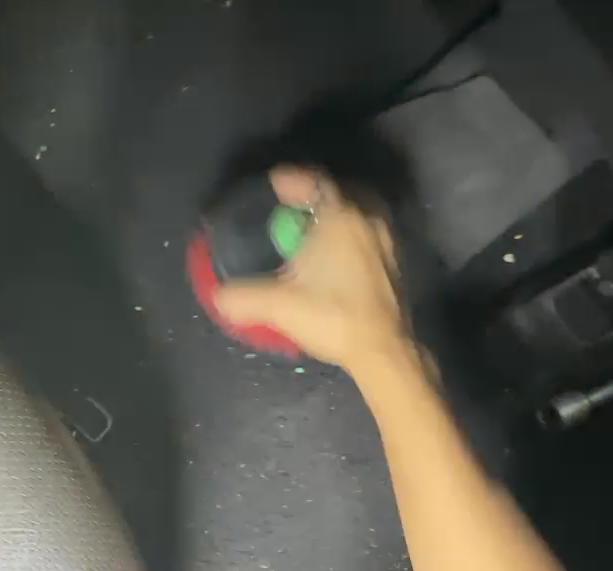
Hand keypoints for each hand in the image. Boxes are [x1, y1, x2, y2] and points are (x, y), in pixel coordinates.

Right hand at [214, 167, 416, 377]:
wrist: (382, 349)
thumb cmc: (332, 317)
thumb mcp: (279, 307)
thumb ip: (244, 297)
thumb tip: (218, 295)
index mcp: (339, 218)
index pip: (314, 183)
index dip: (292, 179)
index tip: (274, 183)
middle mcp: (367, 218)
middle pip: (339, 191)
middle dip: (314, 195)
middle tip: (292, 208)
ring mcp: (385, 238)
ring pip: (357, 210)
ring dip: (334, 213)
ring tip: (313, 229)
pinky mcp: (393, 260)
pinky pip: (367, 231)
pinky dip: (349, 232)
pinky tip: (334, 253)